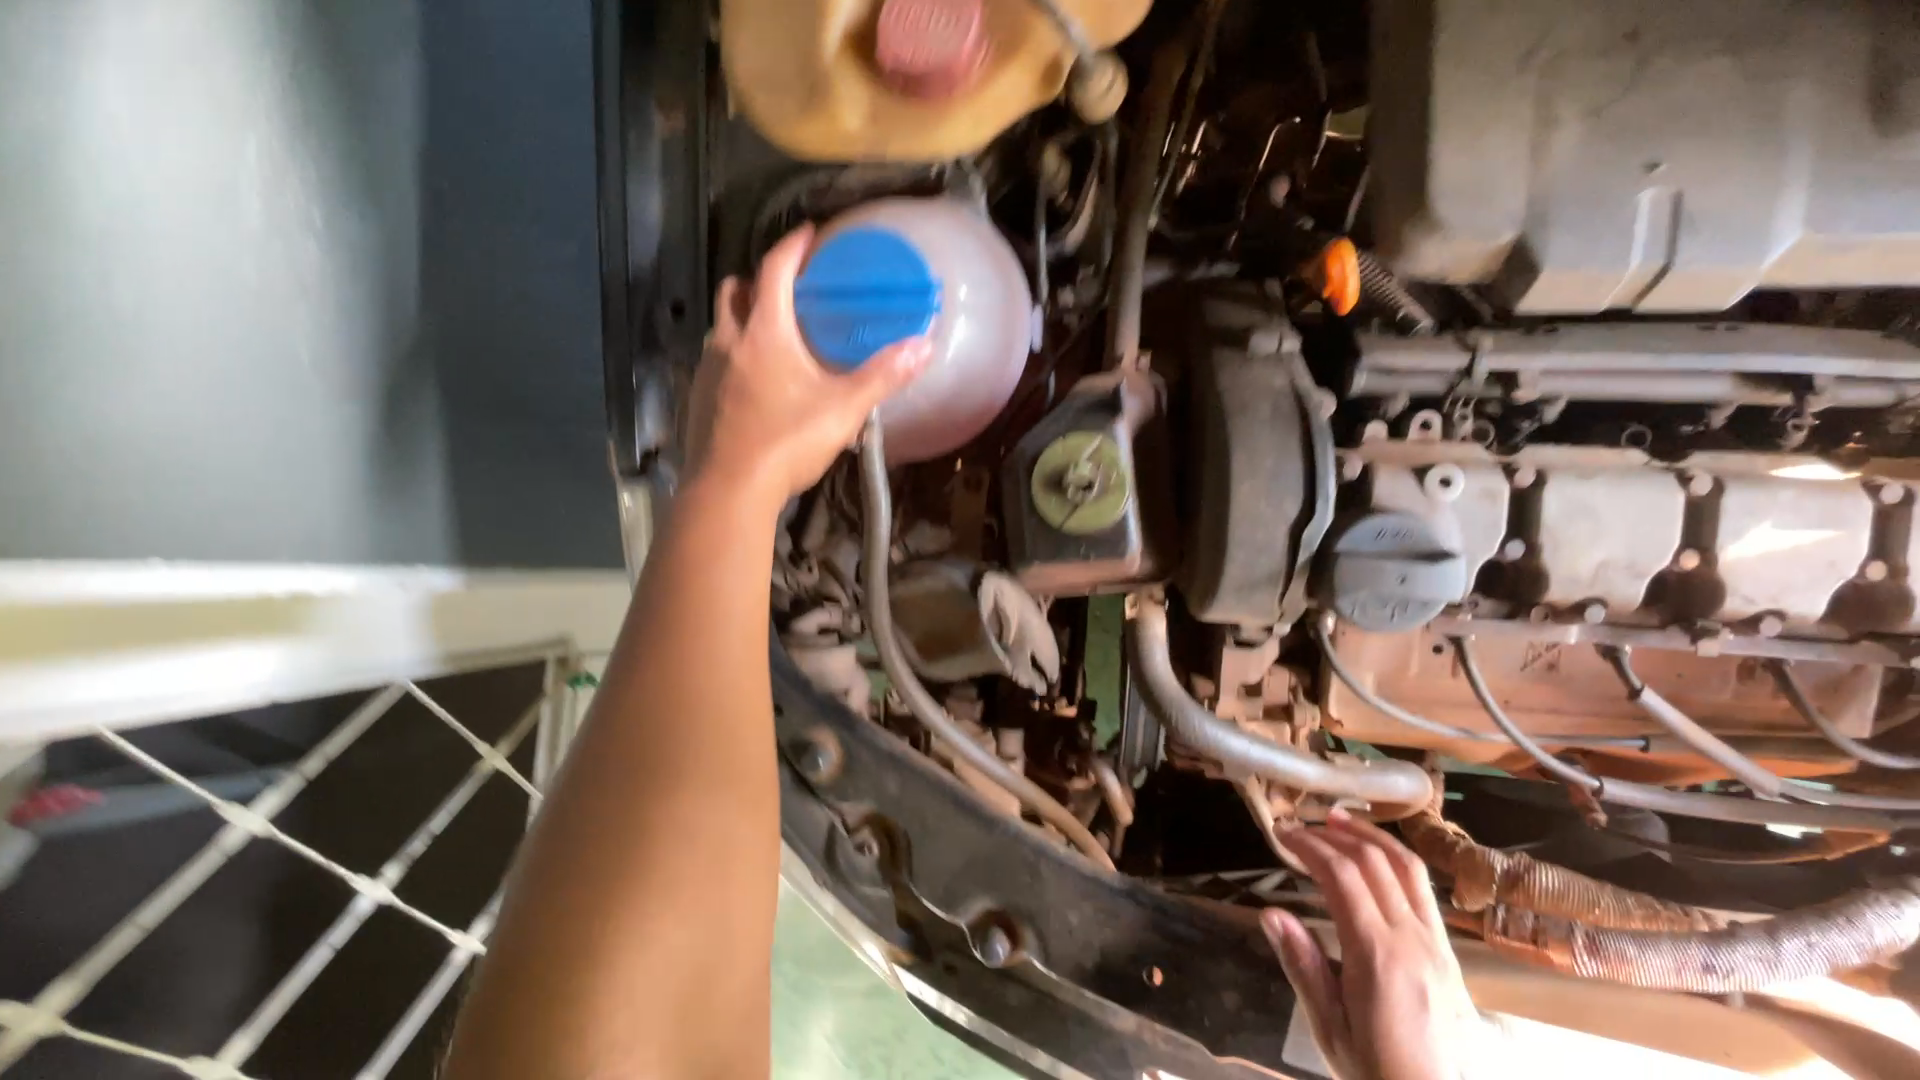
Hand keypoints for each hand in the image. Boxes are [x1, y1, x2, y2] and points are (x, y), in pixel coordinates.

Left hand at [686, 224, 932, 504]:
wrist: (730, 489)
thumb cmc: (787, 440)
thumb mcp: (844, 409)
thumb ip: (883, 376)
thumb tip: (924, 345)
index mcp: (764, 332)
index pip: (774, 269)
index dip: (792, 247)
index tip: (809, 234)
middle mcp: (729, 341)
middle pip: (735, 290)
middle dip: (757, 280)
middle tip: (786, 289)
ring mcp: (707, 371)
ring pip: (721, 327)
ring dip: (742, 320)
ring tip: (772, 336)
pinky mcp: (698, 400)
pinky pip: (715, 362)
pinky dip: (733, 357)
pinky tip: (754, 382)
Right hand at [1264, 808, 1477, 1079]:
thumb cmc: (1376, 1071)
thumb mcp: (1329, 1029)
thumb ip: (1302, 966)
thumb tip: (1270, 912)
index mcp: (1377, 955)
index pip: (1341, 876)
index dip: (1309, 846)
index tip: (1281, 835)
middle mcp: (1411, 939)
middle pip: (1373, 862)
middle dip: (1332, 834)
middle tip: (1299, 826)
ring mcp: (1437, 943)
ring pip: (1407, 867)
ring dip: (1370, 836)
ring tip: (1339, 820)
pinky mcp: (1450, 953)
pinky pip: (1424, 889)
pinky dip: (1396, 859)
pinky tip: (1376, 857)